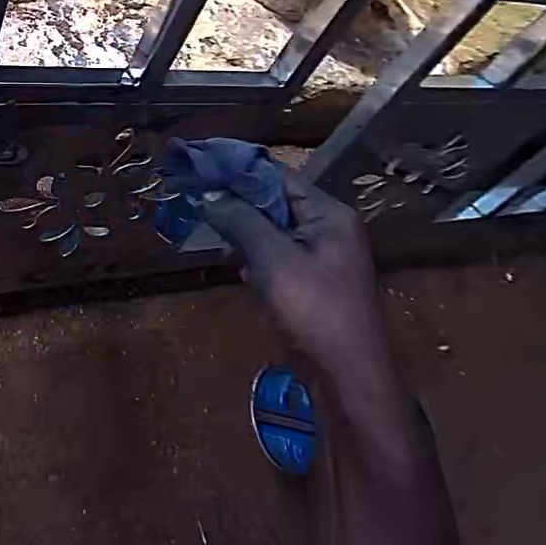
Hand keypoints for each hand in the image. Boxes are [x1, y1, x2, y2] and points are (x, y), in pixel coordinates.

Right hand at [198, 170, 397, 398]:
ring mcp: (319, 257)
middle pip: (274, 200)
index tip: (200, 162)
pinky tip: (232, 262)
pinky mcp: (308, 282)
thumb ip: (241, 221)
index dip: (237, 168)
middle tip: (196, 192)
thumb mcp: (274, 260)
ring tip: (207, 221)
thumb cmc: (315, 313)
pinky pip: (274, 255)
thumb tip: (210, 193)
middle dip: (236, 198)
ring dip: (241, 228)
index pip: (277, 176)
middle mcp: (327, 228)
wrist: (349, 382)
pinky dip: (252, 254)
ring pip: (270, 228)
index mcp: (329, 214)